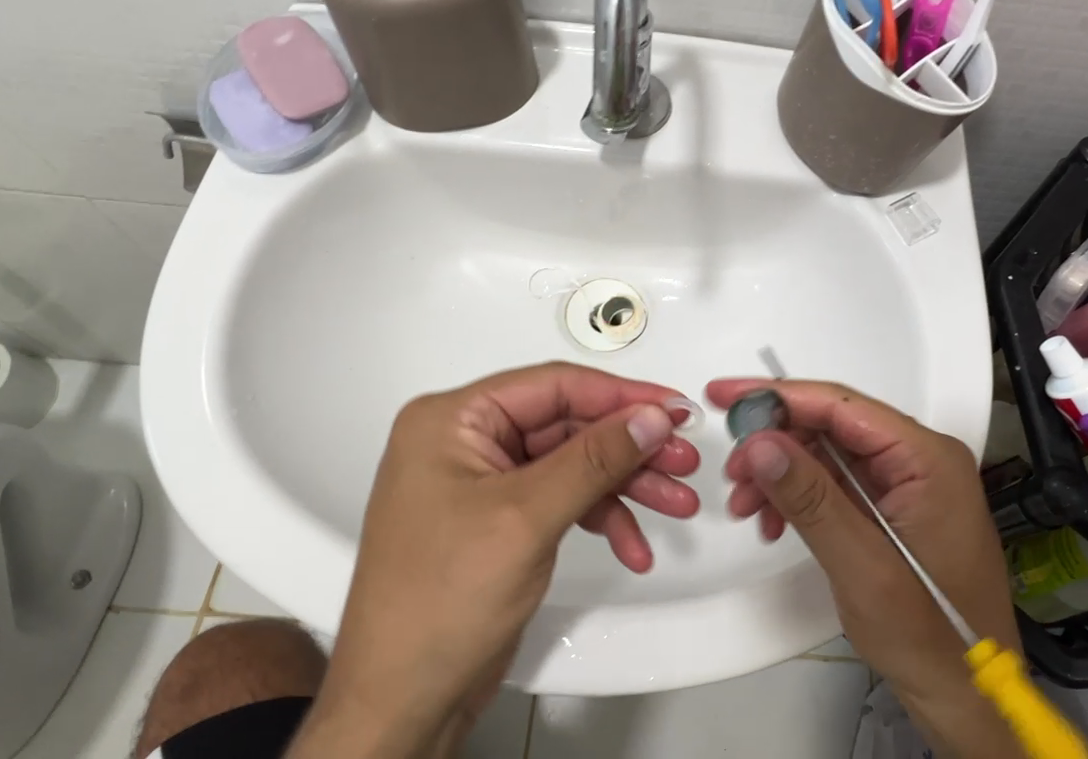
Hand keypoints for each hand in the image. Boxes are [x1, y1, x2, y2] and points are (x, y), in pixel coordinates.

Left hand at [298, 363, 698, 758]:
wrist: (402, 700)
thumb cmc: (441, 602)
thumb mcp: (527, 518)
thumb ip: (595, 459)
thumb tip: (652, 416)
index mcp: (454, 420)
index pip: (554, 386)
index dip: (622, 396)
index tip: (676, 410)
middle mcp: (467, 441)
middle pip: (569, 426)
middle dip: (630, 449)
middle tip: (684, 462)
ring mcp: (485, 482)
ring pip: (574, 464)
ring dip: (626, 486)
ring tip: (677, 505)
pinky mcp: (501, 520)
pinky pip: (563, 500)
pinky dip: (601, 519)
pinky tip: (632, 547)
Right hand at [710, 378, 1021, 756]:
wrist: (966, 695)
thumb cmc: (929, 635)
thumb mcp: (862, 566)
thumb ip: (811, 498)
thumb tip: (761, 442)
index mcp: (926, 458)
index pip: (841, 404)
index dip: (778, 396)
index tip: (724, 397)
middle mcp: (919, 458)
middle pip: (832, 425)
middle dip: (775, 443)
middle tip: (733, 474)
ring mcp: (907, 482)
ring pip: (828, 453)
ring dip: (781, 473)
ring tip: (746, 508)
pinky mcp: (894, 506)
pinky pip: (836, 482)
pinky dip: (799, 496)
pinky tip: (774, 522)